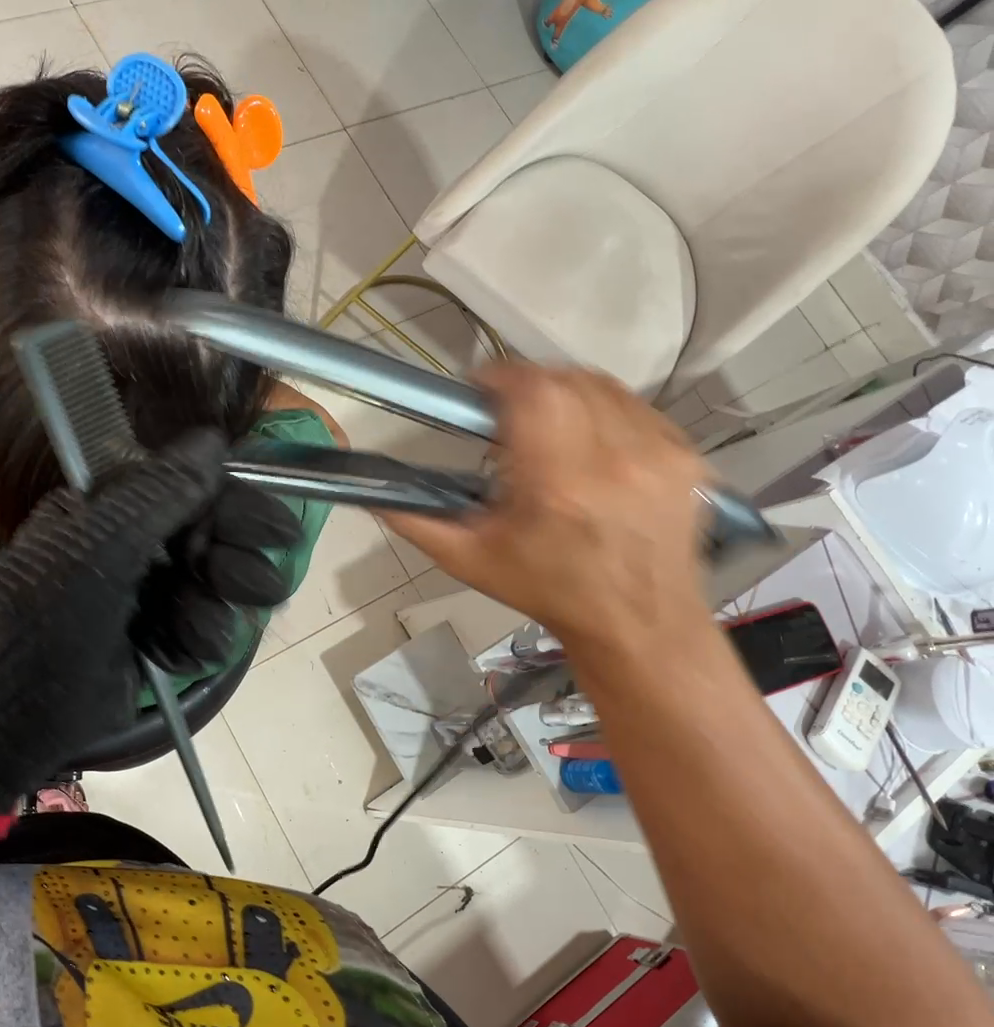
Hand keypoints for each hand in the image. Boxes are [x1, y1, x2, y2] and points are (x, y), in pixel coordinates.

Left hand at [0, 429, 287, 833]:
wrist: (21, 703)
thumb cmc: (52, 609)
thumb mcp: (104, 540)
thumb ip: (162, 491)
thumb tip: (212, 438)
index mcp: (109, 511)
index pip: (189, 491)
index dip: (234, 507)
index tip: (275, 529)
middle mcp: (131, 548)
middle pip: (211, 540)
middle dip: (233, 561)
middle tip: (248, 583)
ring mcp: (144, 598)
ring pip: (213, 590)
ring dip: (213, 608)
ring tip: (195, 623)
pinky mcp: (153, 645)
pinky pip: (200, 634)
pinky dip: (194, 644)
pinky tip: (175, 652)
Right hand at [380, 362, 712, 647]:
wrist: (636, 620)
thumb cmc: (544, 589)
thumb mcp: (467, 560)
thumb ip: (414, 521)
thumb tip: (369, 492)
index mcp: (556, 487)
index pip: (534, 394)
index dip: (501, 378)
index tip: (479, 389)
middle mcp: (614, 462)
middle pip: (566, 382)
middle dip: (529, 384)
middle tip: (505, 409)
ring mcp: (658, 456)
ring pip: (603, 387)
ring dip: (565, 392)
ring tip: (544, 422)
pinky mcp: (685, 457)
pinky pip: (635, 406)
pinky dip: (603, 409)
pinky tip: (586, 439)